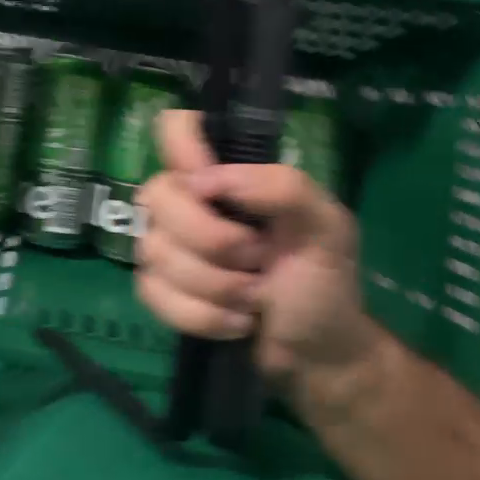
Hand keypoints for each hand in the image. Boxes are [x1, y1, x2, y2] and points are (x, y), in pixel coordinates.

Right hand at [135, 109, 374, 384]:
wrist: (318, 351)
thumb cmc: (323, 279)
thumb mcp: (327, 226)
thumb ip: (282, 186)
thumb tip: (205, 181)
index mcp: (224, 173)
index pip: (175, 128)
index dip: (184, 153)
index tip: (212, 189)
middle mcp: (185, 200)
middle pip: (157, 196)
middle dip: (214, 242)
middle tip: (258, 259)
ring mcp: (166, 244)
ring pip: (154, 251)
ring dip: (217, 286)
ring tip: (254, 296)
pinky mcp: (158, 289)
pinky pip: (152, 292)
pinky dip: (202, 316)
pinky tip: (234, 320)